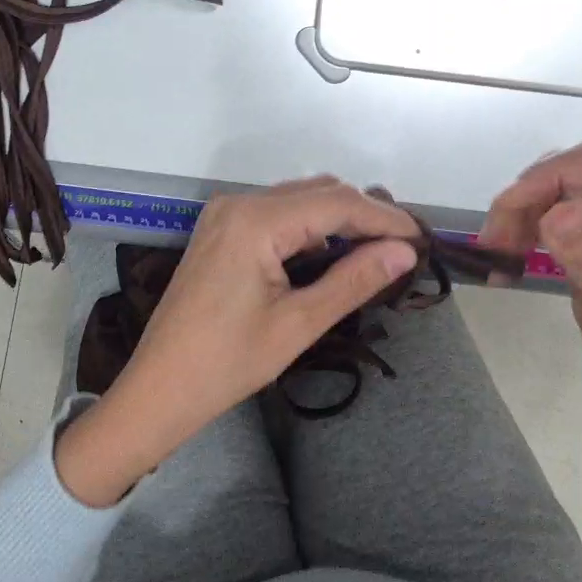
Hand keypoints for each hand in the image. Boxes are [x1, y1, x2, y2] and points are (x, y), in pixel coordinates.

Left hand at [56, 178, 420, 505]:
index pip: (336, 204)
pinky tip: (329, 257)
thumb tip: (405, 252)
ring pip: (297, 200)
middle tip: (403, 250)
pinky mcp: (219, 230)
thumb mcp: (298, 324)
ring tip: (375, 253)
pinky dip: (308, 228)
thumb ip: (354, 280)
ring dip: (338, 220)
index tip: (422, 240)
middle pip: (318, 193)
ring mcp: (224, 214)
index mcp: (255, 221)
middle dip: (364, 216)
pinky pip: (275, 214)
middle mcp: (238, 203)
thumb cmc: (228, 363)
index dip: (384, 219)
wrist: (159, 388)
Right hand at [479, 139, 581, 479]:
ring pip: (558, 192)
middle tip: (493, 240)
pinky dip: (526, 232)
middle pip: (574, 172)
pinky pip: (555, 217)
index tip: (508, 208)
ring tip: (496, 253)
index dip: (551, 174)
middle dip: (528, 196)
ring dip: (520, 215)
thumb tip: (555, 209)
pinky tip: (507, 259)